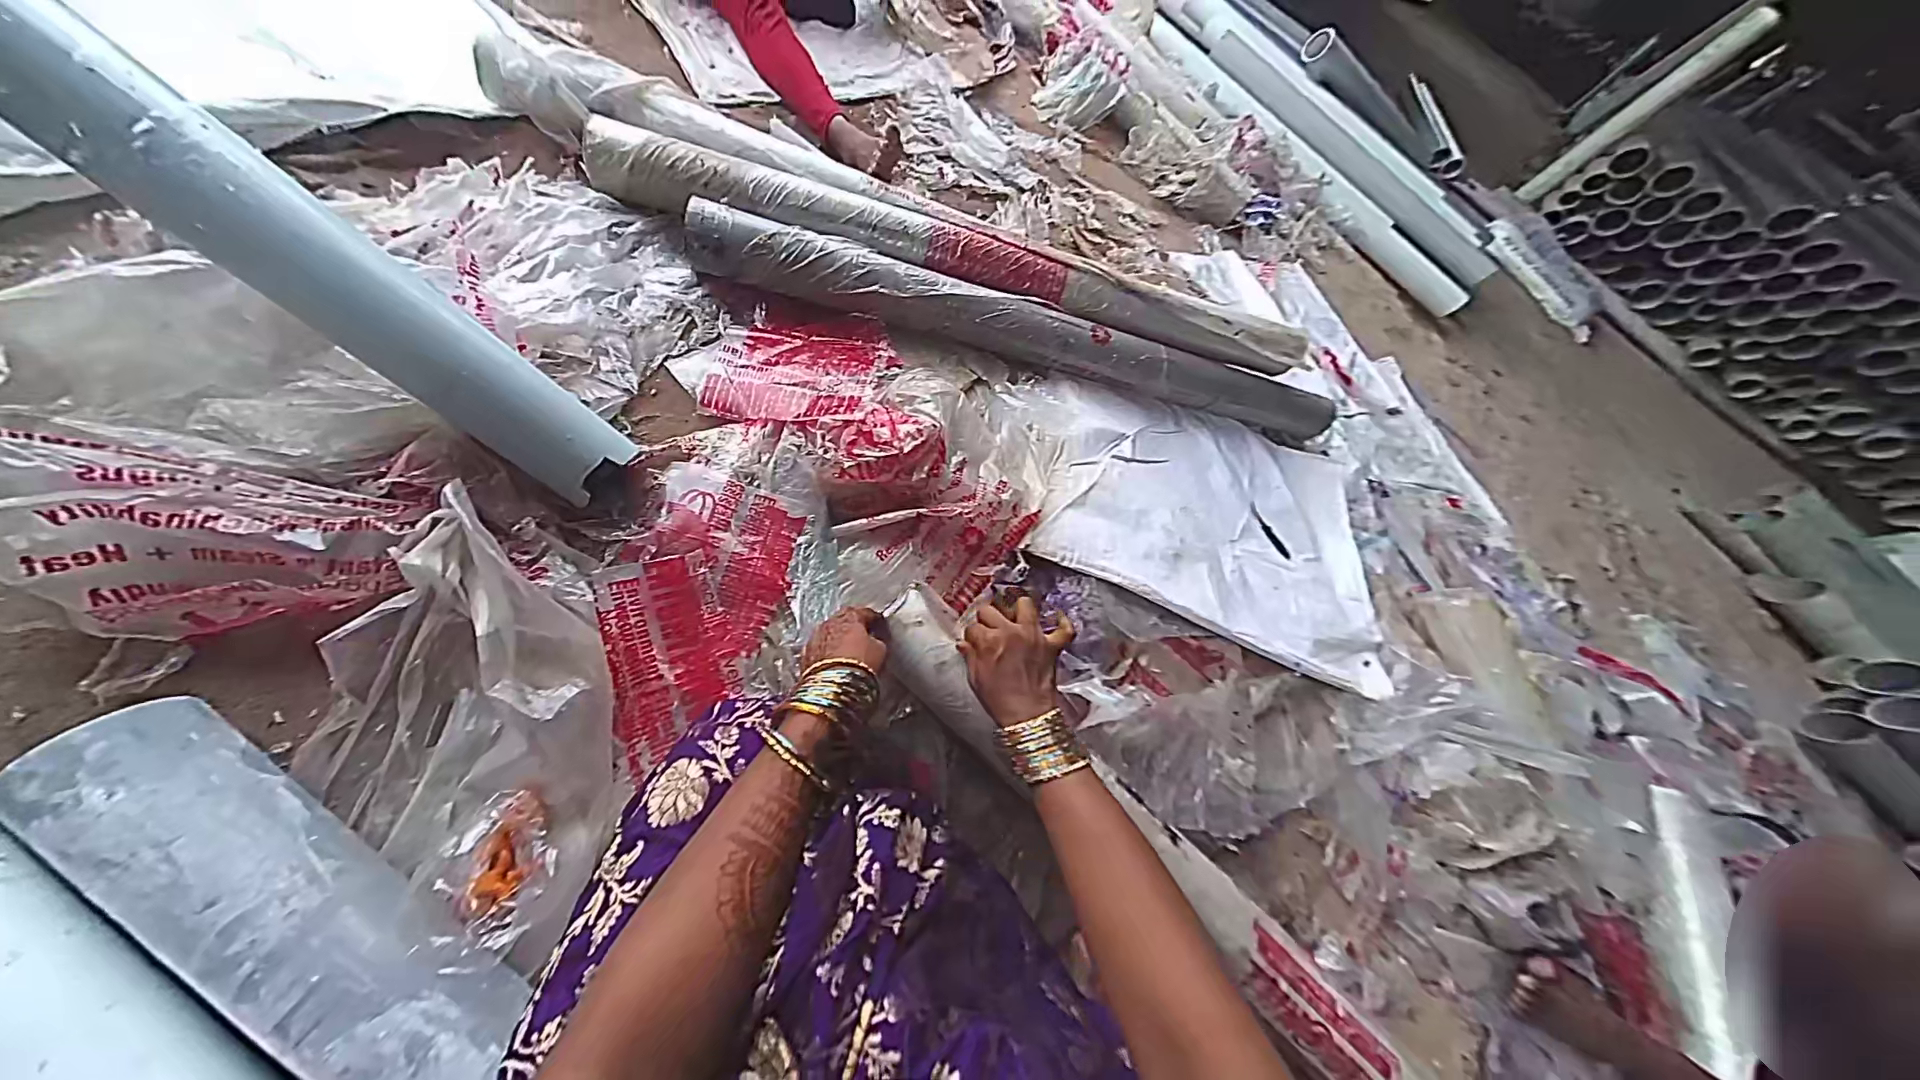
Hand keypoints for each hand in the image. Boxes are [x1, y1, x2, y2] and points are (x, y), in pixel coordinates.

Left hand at [802, 606, 886, 674]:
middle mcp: (830, 622)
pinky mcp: (806, 654)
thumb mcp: (880, 650)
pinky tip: (833, 660)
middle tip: (861, 636)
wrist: (833, 685)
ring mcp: (816, 637)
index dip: (873, 619)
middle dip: (852, 626)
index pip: (864, 612)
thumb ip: (876, 640)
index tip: (878, 624)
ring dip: (837, 639)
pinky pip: (819, 648)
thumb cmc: (859, 664)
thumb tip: (874, 641)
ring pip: (829, 633)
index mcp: (851, 617)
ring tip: (847, 651)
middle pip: (843, 619)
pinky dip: (826, 651)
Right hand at [959, 594, 1074, 726]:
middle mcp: (1010, 631)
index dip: (972, 635)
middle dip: (986, 619)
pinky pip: (1063, 628)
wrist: (1027, 716)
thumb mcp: (976, 679)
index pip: (973, 627)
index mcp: (988, 641)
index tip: (974, 642)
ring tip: (1014, 618)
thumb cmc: (999, 700)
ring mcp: (1033, 636)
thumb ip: (970, 657)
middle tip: (989, 630)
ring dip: (1017, 609)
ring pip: (1025, 604)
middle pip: (991, 610)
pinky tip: (1056, 620)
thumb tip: (964, 644)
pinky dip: (1061, 623)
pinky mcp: (1051, 645)